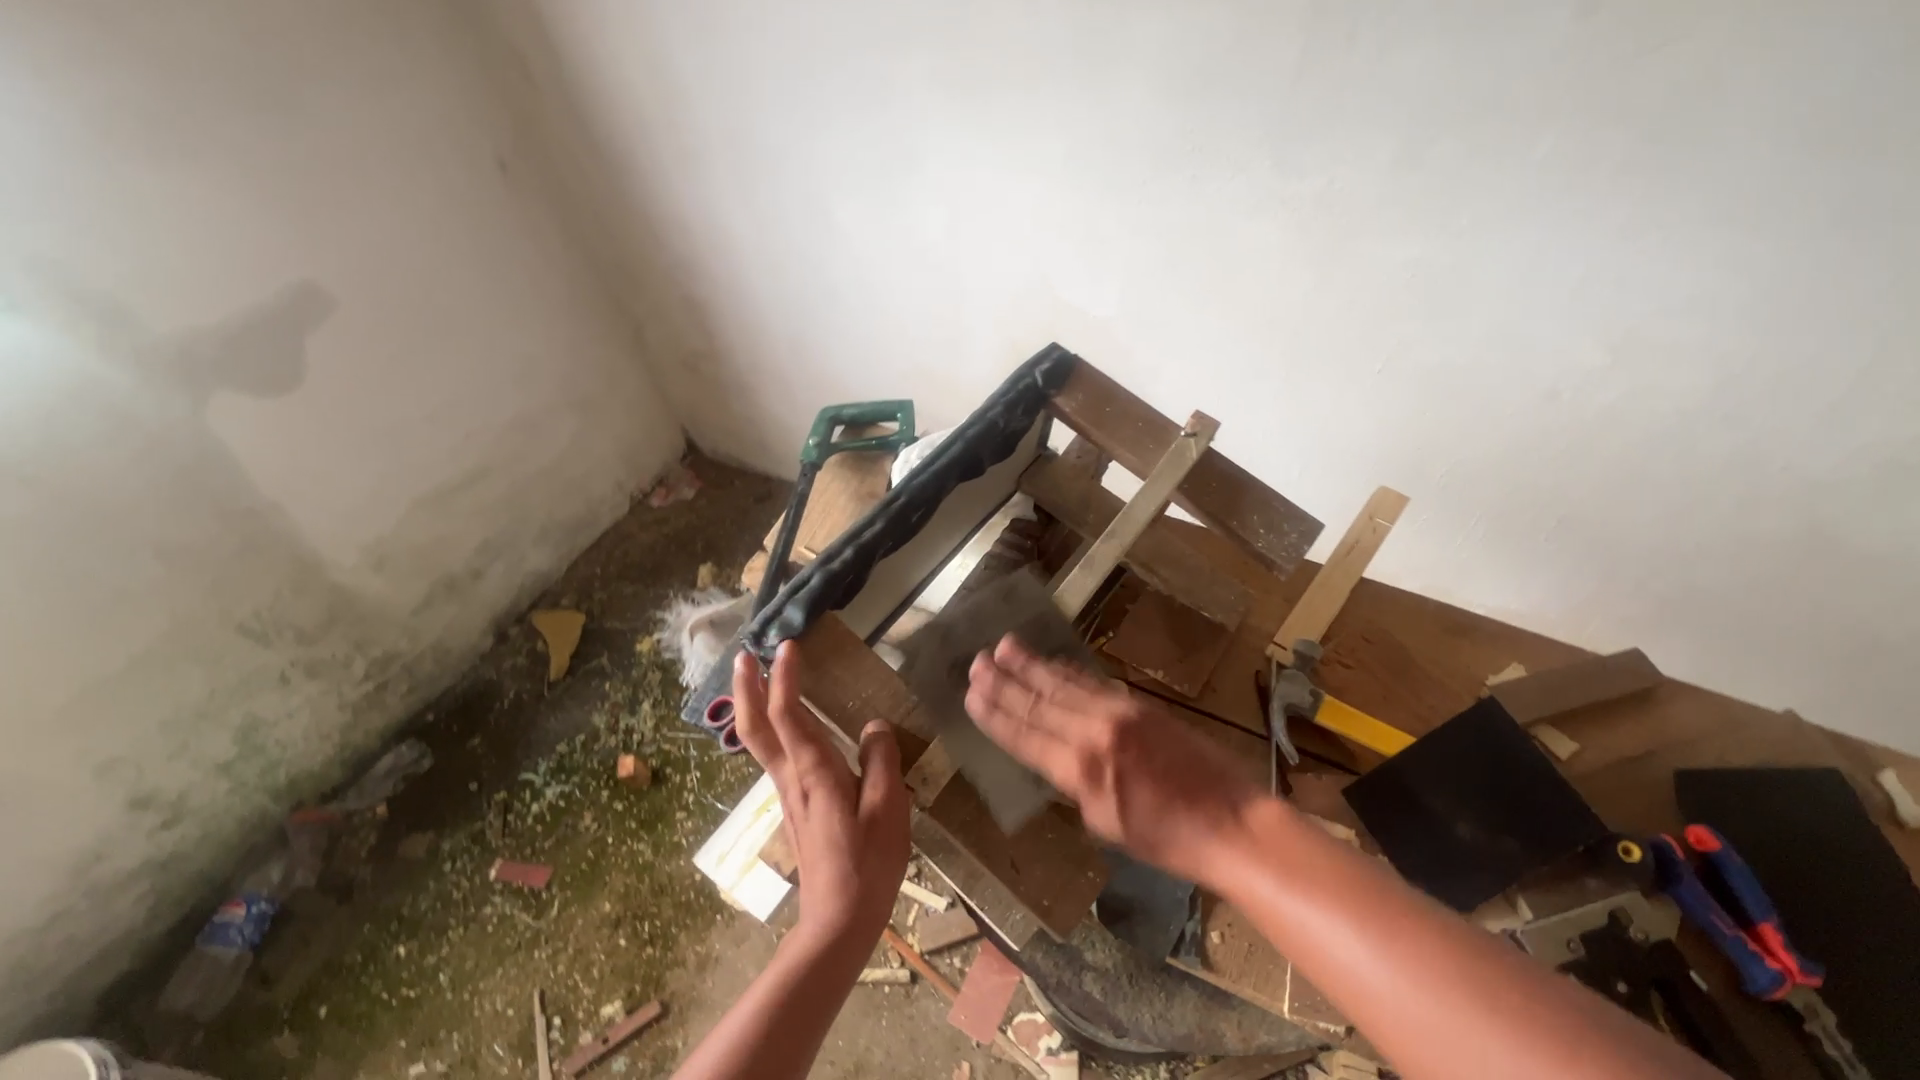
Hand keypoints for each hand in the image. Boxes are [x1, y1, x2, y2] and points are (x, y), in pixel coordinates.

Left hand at [731, 642, 910, 941]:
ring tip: (756, 678)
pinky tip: (785, 727)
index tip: (789, 645)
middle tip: (744, 654)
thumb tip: (874, 726)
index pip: (788, 714)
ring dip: (753, 705)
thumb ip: (881, 762)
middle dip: (746, 687)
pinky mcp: (795, 808)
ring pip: (759, 741)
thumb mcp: (888, 810)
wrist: (838, 920)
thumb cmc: (868, 864)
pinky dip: (770, 728)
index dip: (785, 677)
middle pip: (755, 726)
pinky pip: (774, 756)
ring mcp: (788, 795)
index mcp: (814, 773)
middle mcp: (791, 778)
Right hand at [966, 635, 1265, 885]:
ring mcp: (1120, 713)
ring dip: (1032, 665)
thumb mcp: (1106, 824)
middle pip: (1039, 701)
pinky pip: (1094, 682)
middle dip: (1005, 681)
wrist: (1232, 821)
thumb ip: (1075, 786)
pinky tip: (1053, 663)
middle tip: (977, 661)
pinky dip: (1068, 671)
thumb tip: (1056, 760)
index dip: (995, 714)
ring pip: (1065, 684)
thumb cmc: (1167, 841)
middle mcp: (1095, 732)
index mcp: (1081, 769)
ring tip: (1004, 646)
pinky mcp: (1142, 705)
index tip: (970, 694)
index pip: (1025, 735)